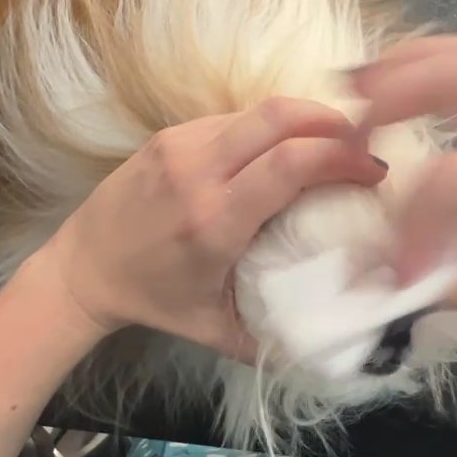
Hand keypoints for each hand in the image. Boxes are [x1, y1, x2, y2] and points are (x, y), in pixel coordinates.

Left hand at [20, 98, 387, 357]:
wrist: (82, 269)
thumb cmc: (155, 300)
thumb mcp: (218, 330)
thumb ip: (277, 338)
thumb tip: (339, 344)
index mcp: (215, 221)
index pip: (291, 164)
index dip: (343, 158)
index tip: (373, 172)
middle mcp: (197, 172)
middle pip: (279, 117)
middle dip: (332, 121)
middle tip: (362, 140)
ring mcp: (179, 145)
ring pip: (257, 112)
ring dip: (302, 119)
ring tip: (330, 140)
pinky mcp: (167, 134)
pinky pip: (231, 118)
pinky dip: (267, 126)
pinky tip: (281, 145)